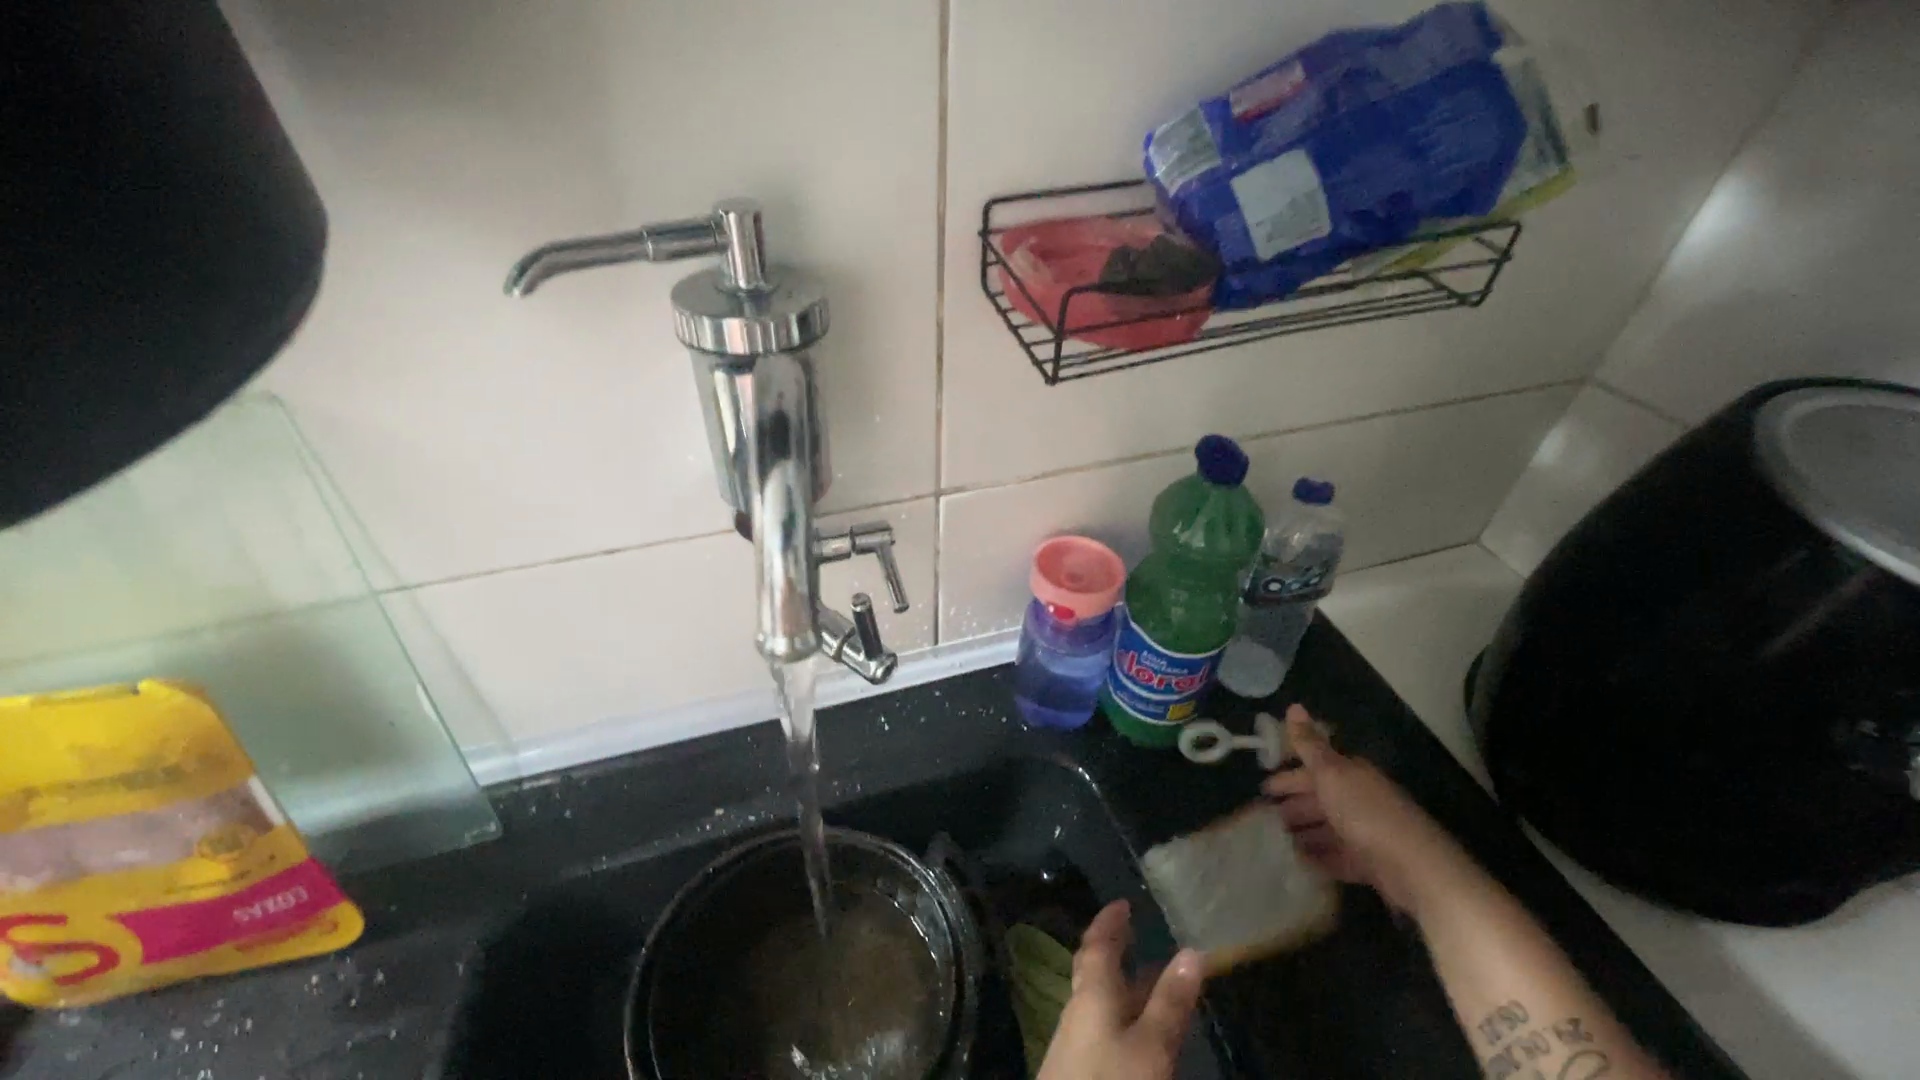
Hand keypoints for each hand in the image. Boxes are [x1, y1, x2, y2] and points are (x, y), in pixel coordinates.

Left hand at [1036, 899, 1204, 1079]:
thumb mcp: (1152, 1047)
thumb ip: (1170, 1002)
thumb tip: (1192, 951)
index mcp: (1092, 994)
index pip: (1096, 945)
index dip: (1109, 923)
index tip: (1123, 903)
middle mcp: (1079, 1010)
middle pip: (1096, 973)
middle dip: (1117, 954)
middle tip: (1140, 937)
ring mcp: (1075, 1043)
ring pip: (1101, 1004)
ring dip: (1126, 990)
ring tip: (1156, 985)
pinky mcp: (1078, 1069)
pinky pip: (1103, 1030)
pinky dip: (1124, 1019)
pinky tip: (1142, 1035)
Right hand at [1262, 704, 1469, 914]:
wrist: (1414, 867)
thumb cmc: (1366, 813)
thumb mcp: (1331, 773)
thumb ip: (1309, 745)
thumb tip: (1293, 705)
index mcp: (1352, 775)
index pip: (1315, 770)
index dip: (1288, 778)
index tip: (1263, 790)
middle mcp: (1360, 801)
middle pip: (1320, 801)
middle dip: (1293, 806)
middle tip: (1263, 818)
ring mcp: (1366, 834)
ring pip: (1327, 830)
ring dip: (1303, 834)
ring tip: (1275, 843)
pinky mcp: (1370, 864)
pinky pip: (1337, 858)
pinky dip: (1318, 859)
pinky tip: (1298, 864)